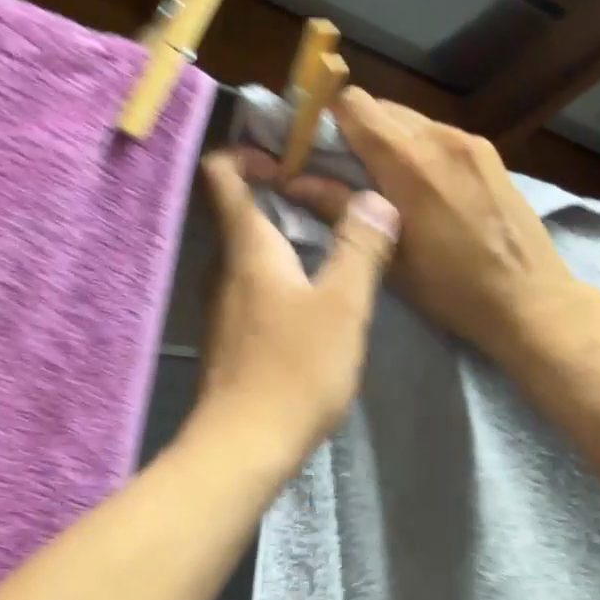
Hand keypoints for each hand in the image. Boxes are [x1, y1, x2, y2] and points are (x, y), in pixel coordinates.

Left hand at [187, 150, 398, 472]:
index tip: (290, 159)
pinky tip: (317, 298)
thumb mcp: (343, 305)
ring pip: (249, 252)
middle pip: (239, 211)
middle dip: (280, 195)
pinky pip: (253, 285)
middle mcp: (225, 267)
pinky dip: (281, 274)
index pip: (222, 175)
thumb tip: (377, 198)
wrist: (243, 446)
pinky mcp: (231, 336)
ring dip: (285, 237)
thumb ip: (360, 248)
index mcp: (246, 247)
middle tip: (330, 199)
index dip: (247, 153)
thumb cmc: (294, 369)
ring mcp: (222, 304)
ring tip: (334, 245)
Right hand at [256, 88, 594, 370]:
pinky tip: (420, 186)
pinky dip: (418, 148)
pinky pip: (438, 135)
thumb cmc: (452, 289)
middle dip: (355, 130)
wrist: (531, 299)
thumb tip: (293, 181)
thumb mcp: (389, 256)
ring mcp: (469, 142)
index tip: (312, 141)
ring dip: (388, 139)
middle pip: (381, 108)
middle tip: (341, 167)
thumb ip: (338, 209)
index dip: (328, 115)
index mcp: (409, 162)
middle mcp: (439, 138)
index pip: (355, 105)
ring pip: (411, 120)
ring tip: (381, 180)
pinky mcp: (489, 153)